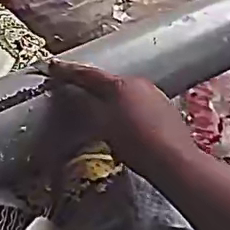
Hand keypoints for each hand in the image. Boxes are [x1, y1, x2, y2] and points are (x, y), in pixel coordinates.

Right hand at [45, 59, 196, 178]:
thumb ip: (89, 107)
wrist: (176, 163)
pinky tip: (127, 123)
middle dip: (93, 85)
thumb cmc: (136, 143)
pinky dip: (129, 108)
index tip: (53, 66)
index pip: (88, 74)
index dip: (68, 71)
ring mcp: (155, 95)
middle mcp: (138, 83)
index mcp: (120, 84)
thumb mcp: (104, 126)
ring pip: (126, 92)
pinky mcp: (167, 110)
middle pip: (109, 81)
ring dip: (113, 98)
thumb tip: (79, 97)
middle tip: (76, 89)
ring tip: (102, 110)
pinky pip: (140, 102)